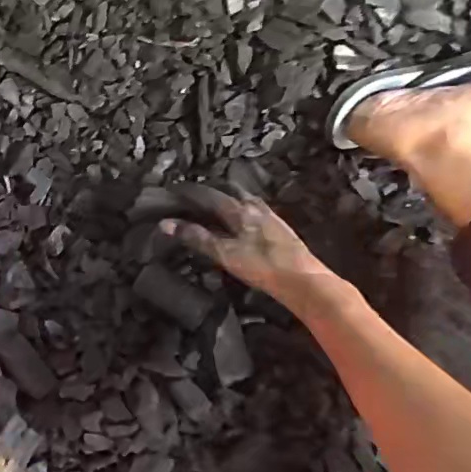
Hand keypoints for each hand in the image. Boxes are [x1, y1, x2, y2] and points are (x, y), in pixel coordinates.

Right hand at [158, 185, 335, 304]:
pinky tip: (240, 220)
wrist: (306, 281)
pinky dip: (240, 208)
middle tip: (193, 195)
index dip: (188, 191)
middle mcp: (254, 206)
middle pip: (228, 190)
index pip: (207, 193)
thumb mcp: (223, 253)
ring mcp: (270, 216)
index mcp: (238, 209)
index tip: (171, 190)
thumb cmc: (261, 266)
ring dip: (227, 197)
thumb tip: (164, 223)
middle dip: (209, 189)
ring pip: (244, 199)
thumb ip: (195, 237)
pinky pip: (254, 209)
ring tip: (214, 205)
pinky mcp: (280, 228)